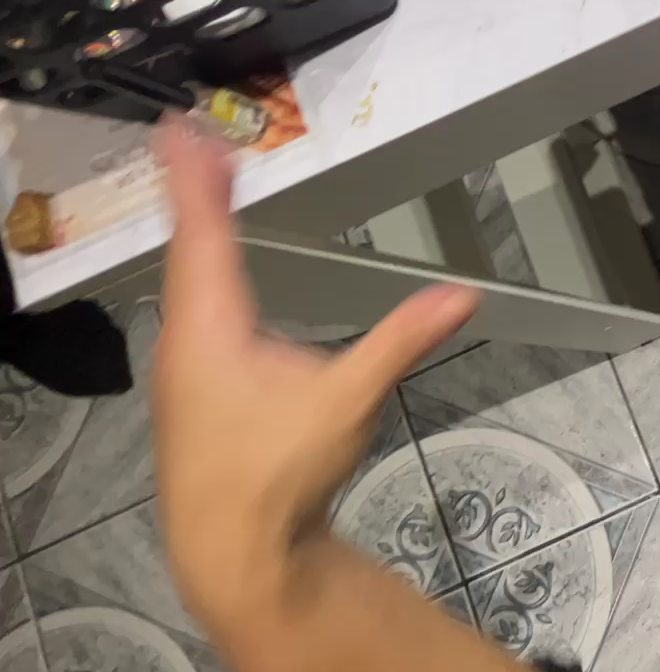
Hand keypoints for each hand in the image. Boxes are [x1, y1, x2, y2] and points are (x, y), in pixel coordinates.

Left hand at [151, 120, 478, 628]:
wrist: (235, 544)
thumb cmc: (279, 465)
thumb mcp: (351, 397)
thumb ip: (403, 340)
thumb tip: (465, 292)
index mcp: (211, 330)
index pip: (205, 239)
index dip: (196, 182)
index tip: (182, 127)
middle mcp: (191, 340)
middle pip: (191, 254)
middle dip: (196, 196)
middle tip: (199, 146)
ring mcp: (195, 369)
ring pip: (193, 287)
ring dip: (203, 237)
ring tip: (209, 196)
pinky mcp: (211, 391)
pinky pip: (208, 316)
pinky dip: (217, 279)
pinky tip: (232, 291)